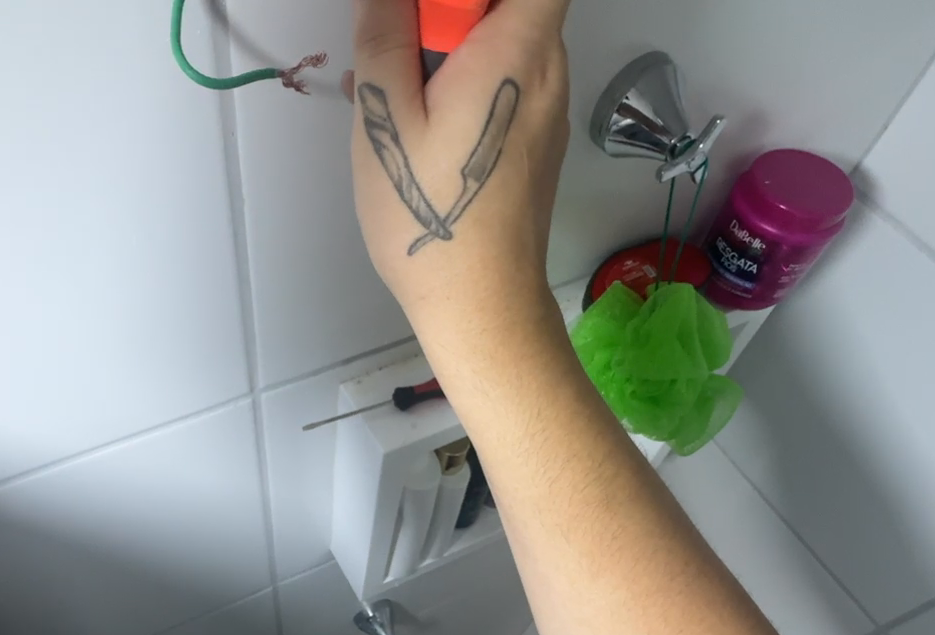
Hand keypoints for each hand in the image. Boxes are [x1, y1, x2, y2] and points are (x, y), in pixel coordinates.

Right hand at [350, 0, 572, 335]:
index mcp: (518, 48)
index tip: (429, 15)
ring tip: (396, 99)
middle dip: (448, 18)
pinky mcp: (538, 146)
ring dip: (449, 56)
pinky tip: (422, 133)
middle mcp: (549, 71)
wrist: (481, 305)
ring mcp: (548, 112)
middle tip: (395, 58)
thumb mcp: (386, 121)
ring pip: (505, 45)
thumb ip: (384, 37)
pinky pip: (507, 88)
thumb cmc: (432, 217)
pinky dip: (467, 88)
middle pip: (511, 4)